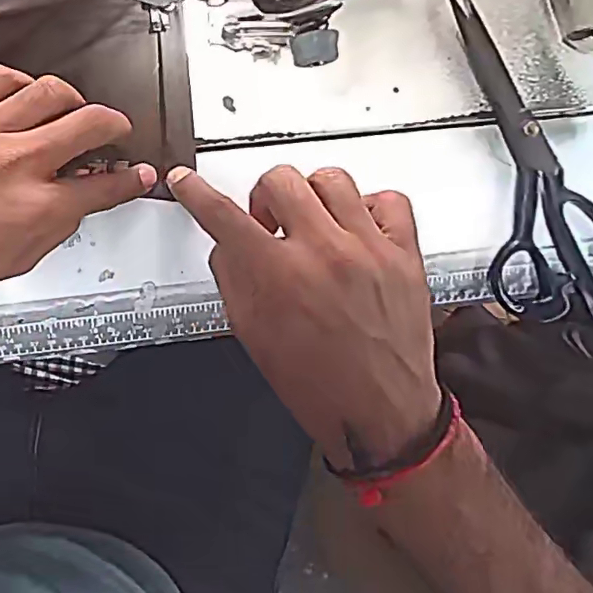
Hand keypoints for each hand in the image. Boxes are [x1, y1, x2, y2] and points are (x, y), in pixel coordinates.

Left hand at [0, 66, 156, 342]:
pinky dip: (21, 83)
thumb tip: (82, 203)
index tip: (137, 174)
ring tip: (73, 110)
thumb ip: (58, 227)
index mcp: (36, 208)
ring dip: (74, 99)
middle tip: (117, 130)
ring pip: (50, 91)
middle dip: (116, 125)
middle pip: (90, 124)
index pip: (105, 185)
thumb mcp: (15, 260)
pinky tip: (24, 96)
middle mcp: (16, 163)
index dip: (131, 179)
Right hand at [168, 165, 439, 464]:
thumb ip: (232, 278)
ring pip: (331, 178)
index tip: (188, 182)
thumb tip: (225, 243)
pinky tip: (355, 225)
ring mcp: (369, 249)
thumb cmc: (318, 383)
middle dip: (262, 196)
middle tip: (267, 221)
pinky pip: (388, 199)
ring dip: (310, 195)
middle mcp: (323, 253)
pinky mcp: (405, 255)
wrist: (380, 413)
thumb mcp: (251, 332)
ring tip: (311, 221)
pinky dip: (367, 204)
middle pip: (279, 179)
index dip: (195, 192)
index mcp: (278, 275)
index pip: (221, 214)